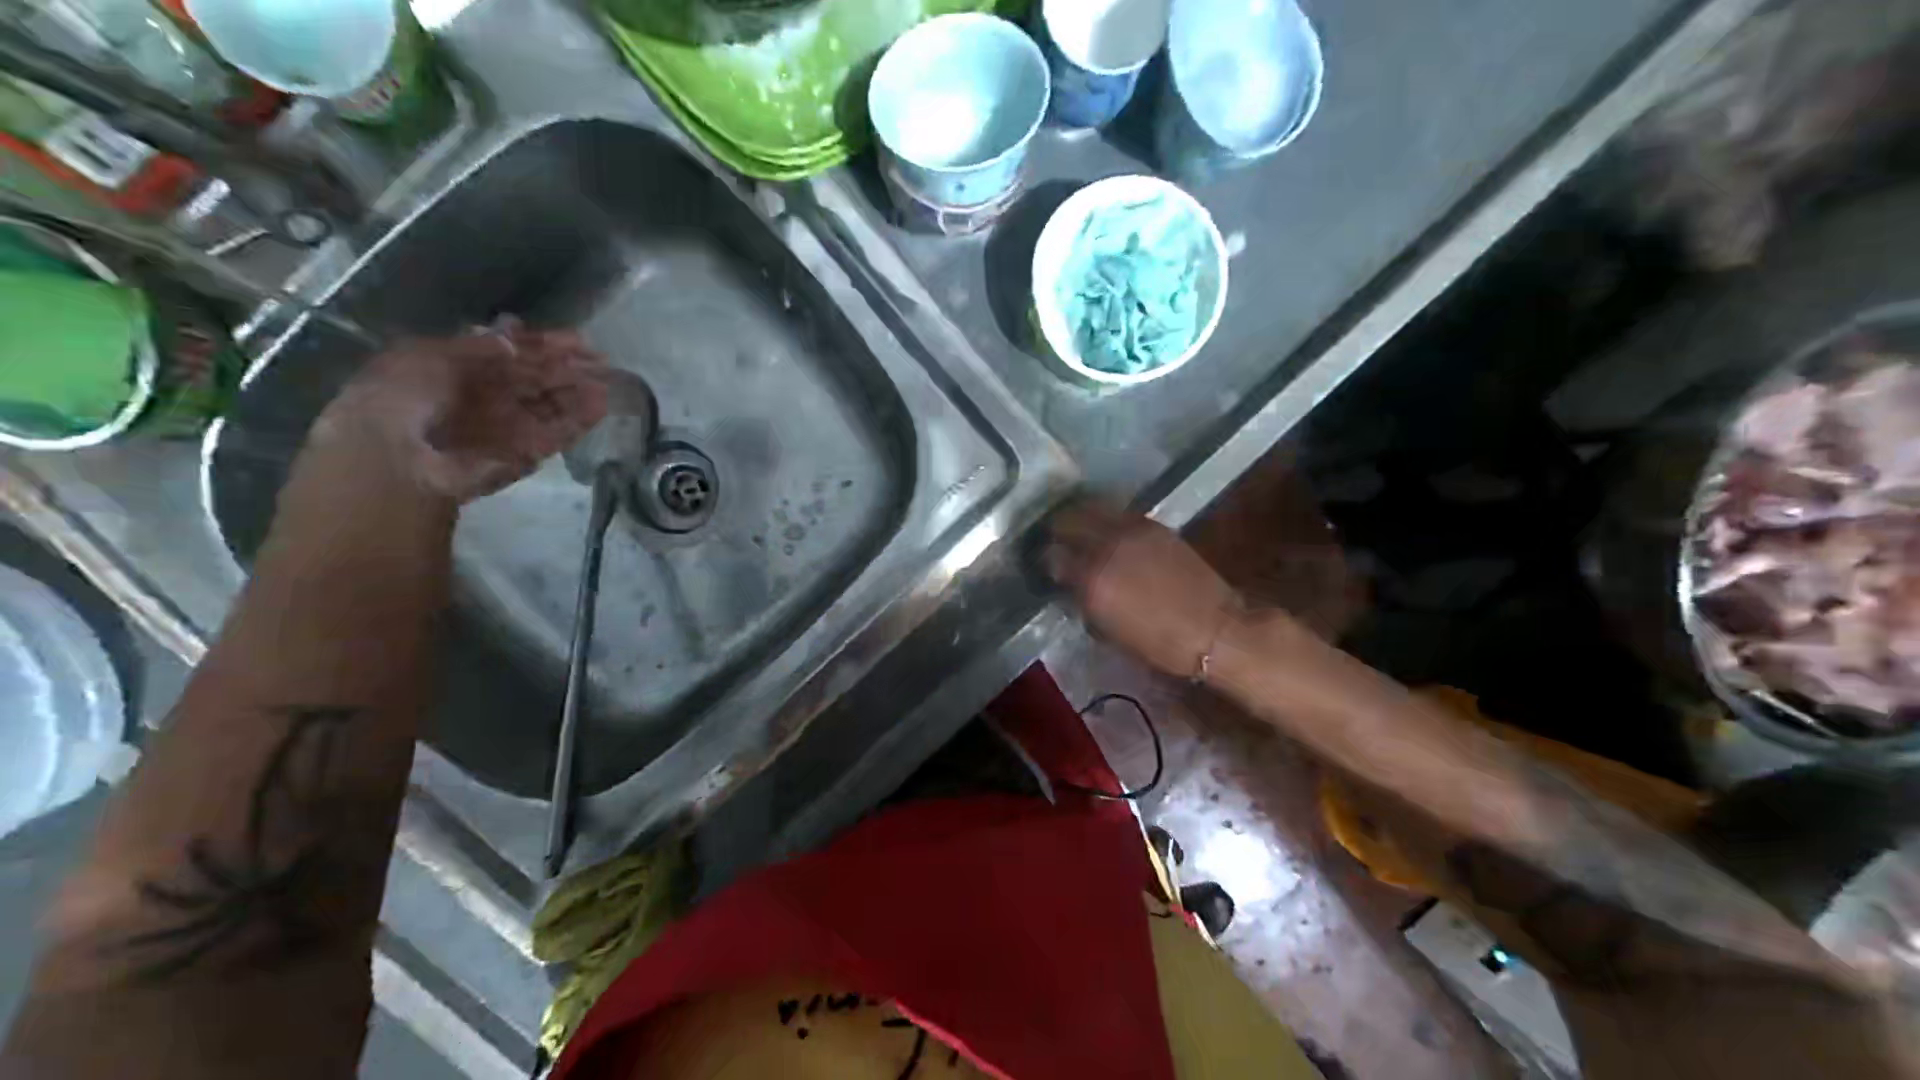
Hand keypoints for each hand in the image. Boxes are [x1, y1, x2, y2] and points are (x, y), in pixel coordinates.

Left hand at [313, 326, 608, 502]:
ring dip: (579, 392)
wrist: (398, 459)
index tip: (578, 340)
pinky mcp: (526, 454)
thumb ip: (478, 348)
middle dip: (568, 368)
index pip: (511, 354)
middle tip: (601, 361)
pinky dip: (579, 421)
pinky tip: (601, 405)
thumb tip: (516, 340)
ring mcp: (509, 427)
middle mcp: (487, 398)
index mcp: (460, 370)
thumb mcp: (429, 356)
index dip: (543, 346)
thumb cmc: (403, 398)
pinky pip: (558, 434)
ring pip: (552, 405)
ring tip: (608, 380)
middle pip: (537, 379)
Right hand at [1045, 500, 1240, 678]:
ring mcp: (1131, 531)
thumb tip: (1069, 584)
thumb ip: (1083, 601)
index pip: (1051, 557)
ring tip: (1076, 527)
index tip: (1045, 566)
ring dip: (1079, 516)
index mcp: (1091, 579)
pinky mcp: (1153, 526)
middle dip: (1056, 530)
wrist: (1214, 628)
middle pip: (1067, 521)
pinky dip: (1105, 518)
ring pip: (1091, 508)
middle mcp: (1106, 546)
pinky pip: (1118, 513)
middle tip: (1053, 539)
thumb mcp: (1108, 631)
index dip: (1044, 561)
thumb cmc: (1158, 643)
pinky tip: (1106, 529)